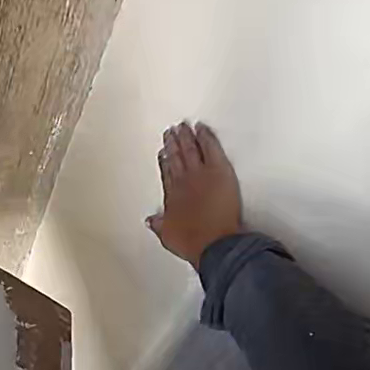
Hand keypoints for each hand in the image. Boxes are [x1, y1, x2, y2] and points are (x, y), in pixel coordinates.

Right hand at [147, 121, 242, 266]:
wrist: (213, 243)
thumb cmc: (192, 241)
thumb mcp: (168, 235)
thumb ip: (158, 224)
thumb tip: (151, 220)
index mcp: (172, 196)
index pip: (166, 173)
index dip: (163, 161)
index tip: (162, 152)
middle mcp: (183, 182)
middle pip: (176, 157)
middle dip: (172, 144)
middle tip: (170, 132)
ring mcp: (201, 174)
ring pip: (190, 149)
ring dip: (185, 137)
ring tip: (182, 126)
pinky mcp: (219, 170)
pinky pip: (211, 148)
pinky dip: (206, 137)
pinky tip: (203, 129)